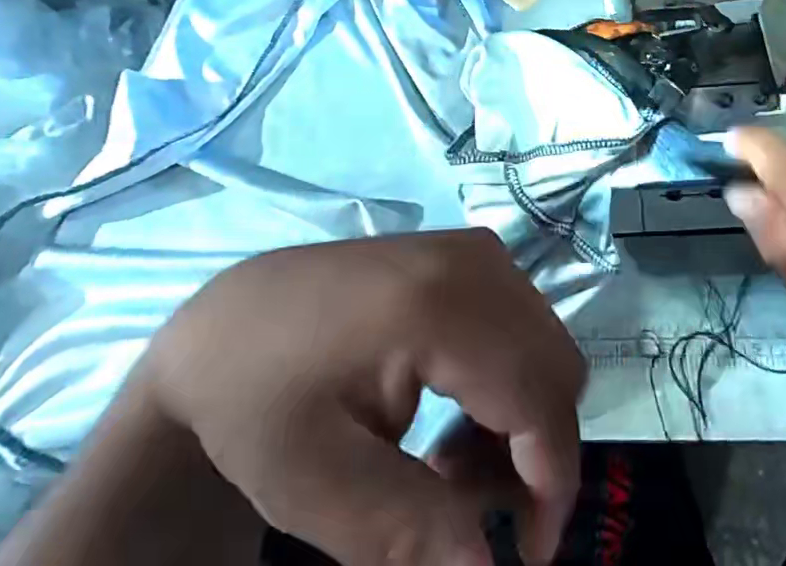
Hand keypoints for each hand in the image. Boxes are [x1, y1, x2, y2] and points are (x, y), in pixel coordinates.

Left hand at [140, 229, 585, 565]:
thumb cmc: (258, 401)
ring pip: (547, 348)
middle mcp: (475, 261)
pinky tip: (457, 408)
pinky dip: (511, 379)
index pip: (539, 396)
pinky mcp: (473, 253)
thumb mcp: (315, 484)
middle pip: (556, 369)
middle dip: (536, 451)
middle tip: (466, 506)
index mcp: (436, 306)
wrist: (229, 320)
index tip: (527, 551)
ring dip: (523, 416)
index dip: (551, 482)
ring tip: (449, 460)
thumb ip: (411, 530)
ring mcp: (477, 249)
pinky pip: (526, 325)